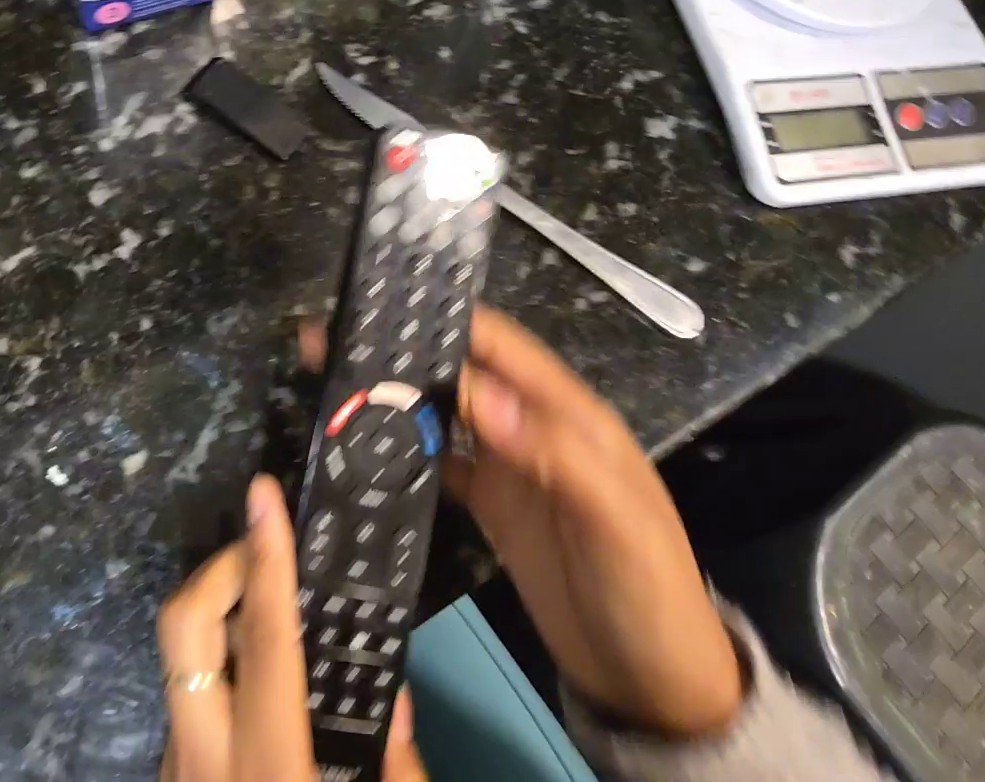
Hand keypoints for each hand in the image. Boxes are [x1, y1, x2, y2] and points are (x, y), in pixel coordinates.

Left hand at [157, 475, 428, 781]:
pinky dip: (216, 654)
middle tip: (265, 549)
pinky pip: (184, 685)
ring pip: (178, 649)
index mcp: (268, 764)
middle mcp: (205, 751)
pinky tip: (254, 670)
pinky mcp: (167, 769)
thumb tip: (396, 702)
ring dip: (217, 607)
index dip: (267, 558)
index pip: (266, 636)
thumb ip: (396, 772)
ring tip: (266, 600)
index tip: (263, 493)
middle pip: (185, 622)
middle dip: (222, 566)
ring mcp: (175, 759)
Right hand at [300, 310, 741, 738]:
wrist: (649, 680)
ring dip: (395, 395)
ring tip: (334, 377)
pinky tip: (362, 444)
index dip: (448, 321)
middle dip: (405, 351)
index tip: (384, 304)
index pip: (502, 349)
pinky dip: (402, 450)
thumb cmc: (646, 591)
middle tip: (334, 338)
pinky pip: (439, 463)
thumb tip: (477, 392)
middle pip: (461, 373)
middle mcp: (531, 427)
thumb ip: (555, 452)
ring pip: (442, 413)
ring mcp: (506, 466)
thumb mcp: (617, 520)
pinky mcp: (488, 504)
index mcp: (569, 415)